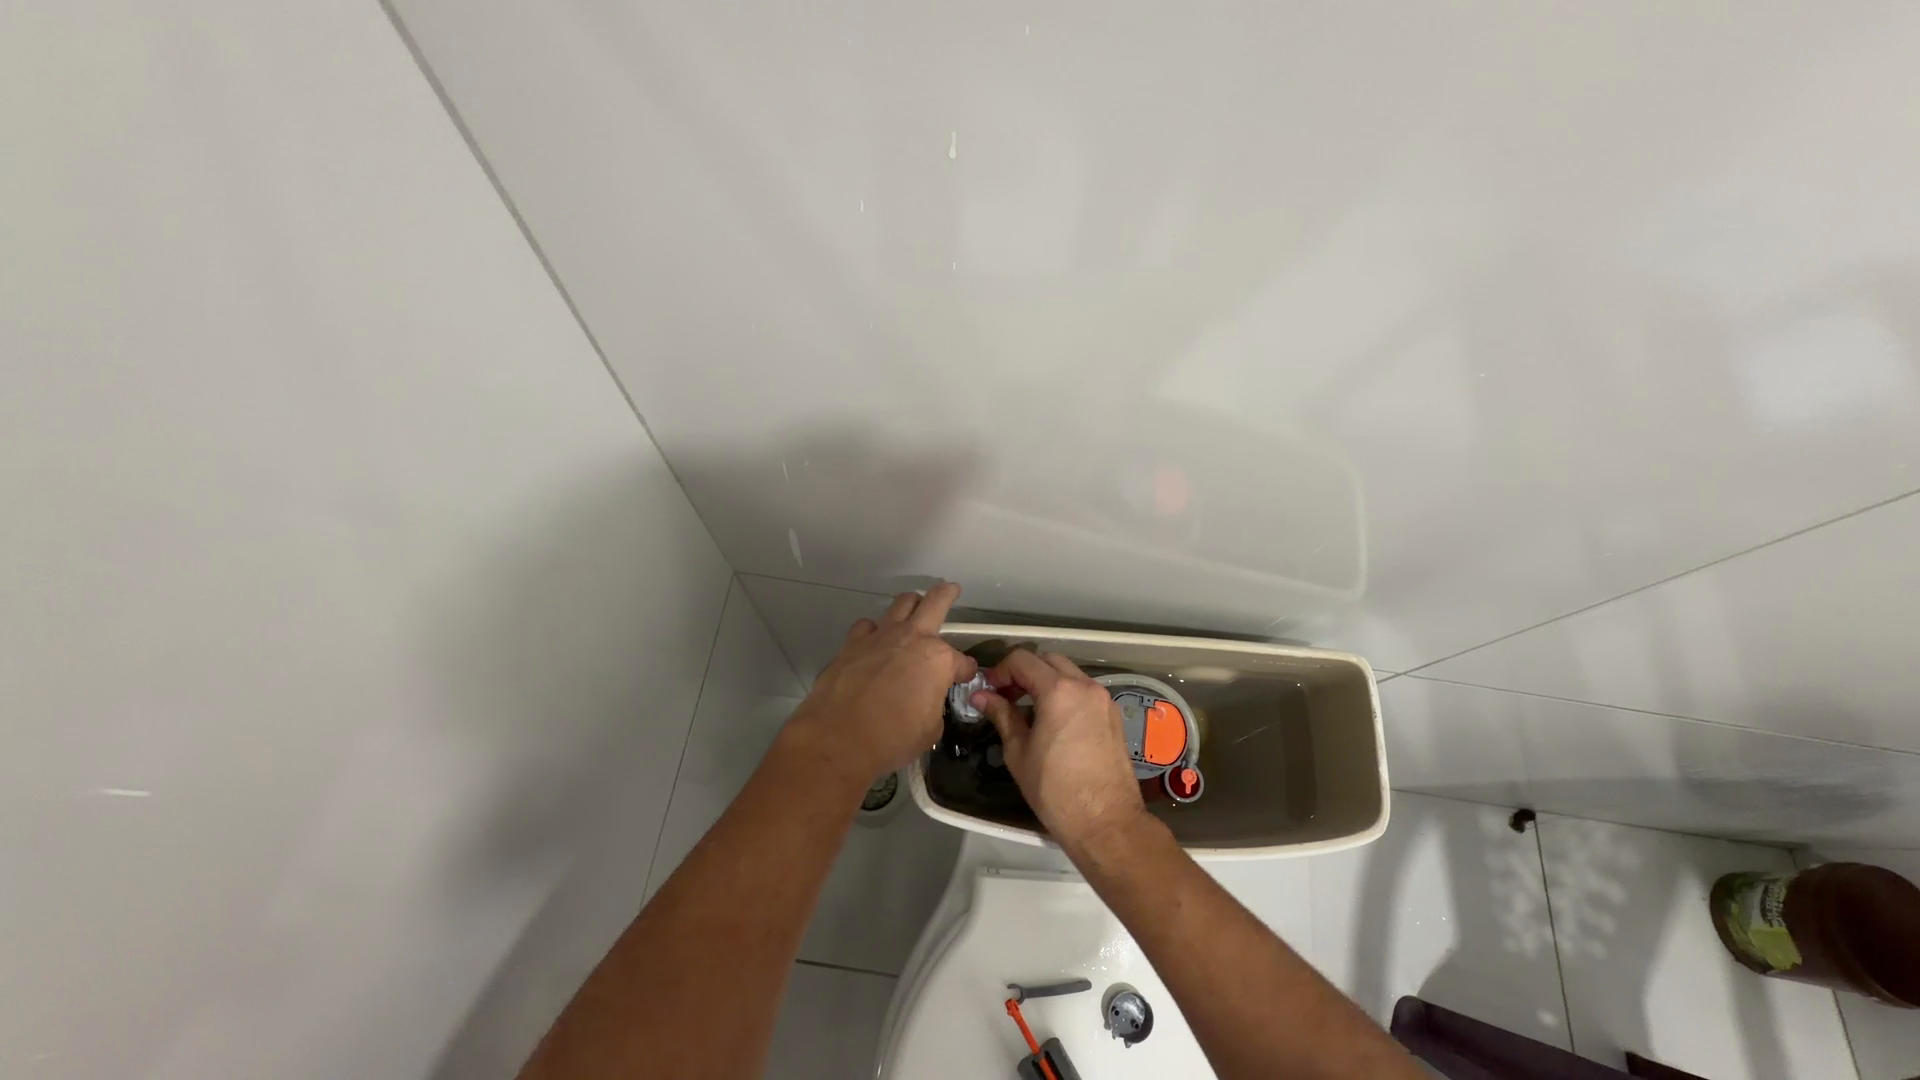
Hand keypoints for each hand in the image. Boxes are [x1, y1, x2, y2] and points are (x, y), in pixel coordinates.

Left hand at [781, 584, 975, 788]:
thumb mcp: (929, 730)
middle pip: (935, 603)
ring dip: (911, 604)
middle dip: (946, 594)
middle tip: (951, 589)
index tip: (963, 678)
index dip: (965, 671)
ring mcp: (880, 636)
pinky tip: (873, 640)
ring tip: (913, 607)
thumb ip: (933, 707)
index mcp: (939, 660)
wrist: (839, 737)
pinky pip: (867, 626)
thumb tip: (927, 703)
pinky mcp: (852, 643)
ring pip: (900, 604)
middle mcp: (912, 638)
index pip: (962, 662)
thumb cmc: (892, 738)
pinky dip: (874, 631)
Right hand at [972, 651, 1145, 849]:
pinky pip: (1083, 691)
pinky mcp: (1113, 714)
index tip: (989, 691)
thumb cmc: (1054, 789)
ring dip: (1045, 682)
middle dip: (1023, 672)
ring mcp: (1103, 699)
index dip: (1000, 670)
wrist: (1105, 821)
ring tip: (1027, 710)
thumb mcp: (1019, 751)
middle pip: (1048, 660)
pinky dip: (1064, 694)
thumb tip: (981, 696)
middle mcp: (1085, 686)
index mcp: (1058, 690)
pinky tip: (1052, 721)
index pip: (1022, 660)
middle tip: (1006, 697)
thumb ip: (1001, 715)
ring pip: (1069, 673)